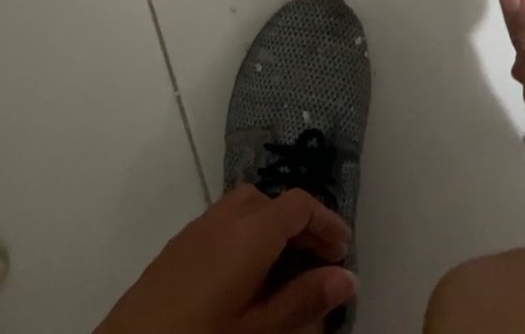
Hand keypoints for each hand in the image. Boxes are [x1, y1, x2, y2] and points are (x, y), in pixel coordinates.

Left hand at [95, 184, 357, 333]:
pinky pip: (223, 225)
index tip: (345, 251)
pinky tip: (249, 280)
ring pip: (245, 210)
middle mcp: (222, 218)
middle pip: (271, 202)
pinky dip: (247, 238)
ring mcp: (195, 230)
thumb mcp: (260, 330)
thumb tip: (347, 277)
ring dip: (273, 230)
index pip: (298, 204)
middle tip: (322, 265)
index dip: (327, 221)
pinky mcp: (178, 247)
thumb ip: (303, 301)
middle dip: (301, 226)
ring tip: (289, 274)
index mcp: (248, 232)